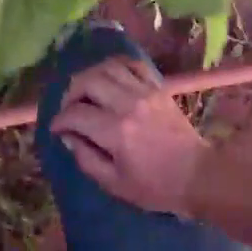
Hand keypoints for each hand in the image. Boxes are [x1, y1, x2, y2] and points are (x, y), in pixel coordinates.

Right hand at [49, 56, 210, 216]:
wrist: (194, 173)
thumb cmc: (153, 186)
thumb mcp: (114, 184)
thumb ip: (87, 159)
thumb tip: (67, 137)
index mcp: (116, 132)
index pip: (77, 114)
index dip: (60, 120)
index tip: (56, 128)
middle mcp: (128, 104)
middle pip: (89, 80)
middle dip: (71, 92)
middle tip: (68, 107)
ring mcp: (145, 91)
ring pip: (109, 67)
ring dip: (91, 75)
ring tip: (85, 91)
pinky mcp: (158, 86)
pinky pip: (133, 64)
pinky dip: (116, 66)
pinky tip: (109, 78)